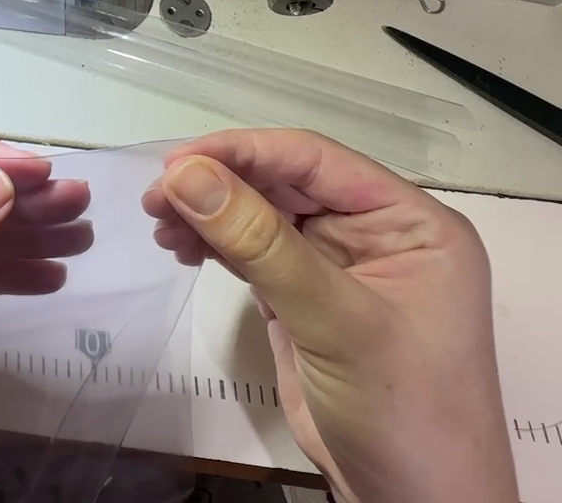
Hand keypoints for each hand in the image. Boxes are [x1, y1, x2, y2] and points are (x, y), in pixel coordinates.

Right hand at [145, 129, 516, 502]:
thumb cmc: (400, 409)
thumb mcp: (333, 321)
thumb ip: (259, 242)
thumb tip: (183, 174)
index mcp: (407, 221)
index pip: (312, 160)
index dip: (241, 152)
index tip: (174, 164)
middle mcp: (371, 230)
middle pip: (278, 182)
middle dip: (214, 185)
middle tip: (154, 199)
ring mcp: (334, 261)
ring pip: (255, 211)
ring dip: (205, 213)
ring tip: (159, 226)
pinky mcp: (301, 290)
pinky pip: (248, 246)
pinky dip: (210, 242)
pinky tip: (181, 248)